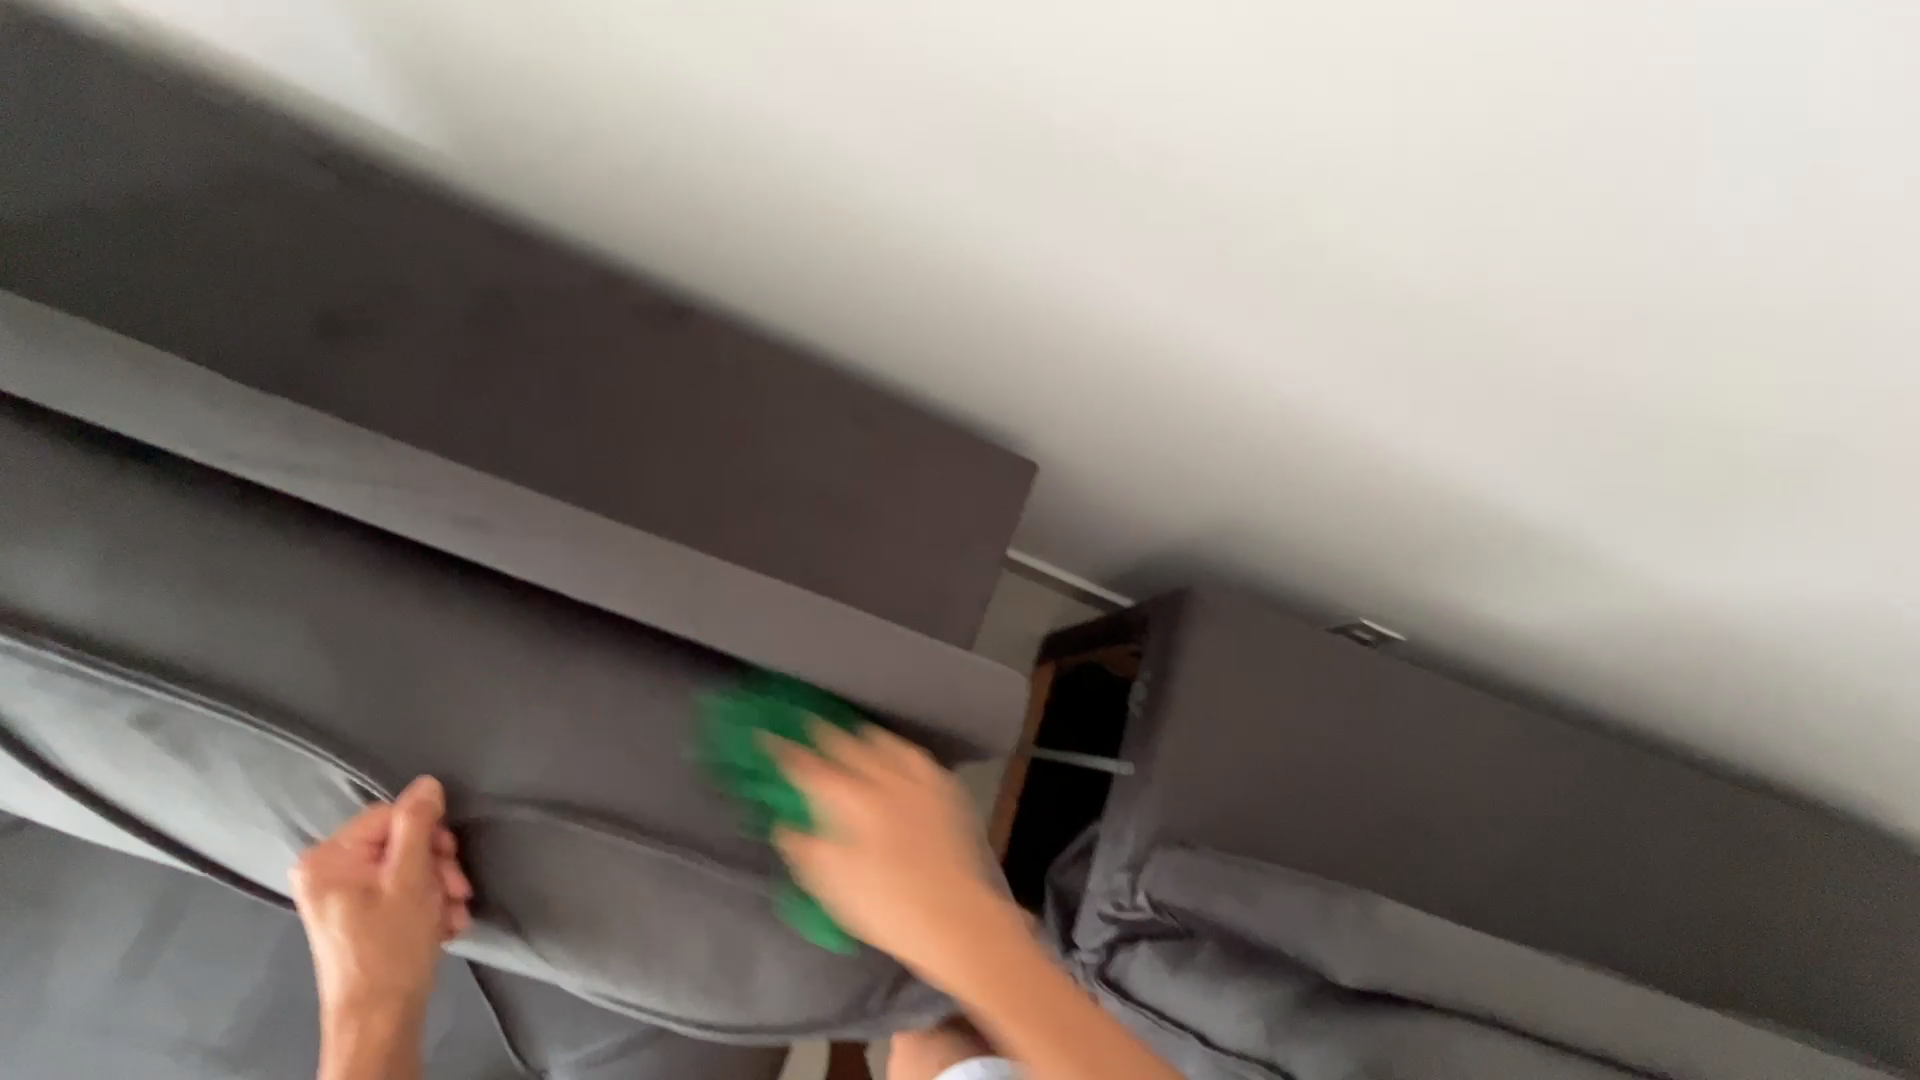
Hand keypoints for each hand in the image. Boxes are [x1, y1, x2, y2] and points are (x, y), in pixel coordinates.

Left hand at [290, 775, 472, 1018]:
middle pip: (402, 840)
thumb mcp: (411, 878)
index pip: (392, 814)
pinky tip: (441, 920)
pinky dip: (428, 901)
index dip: (429, 832)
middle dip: (437, 864)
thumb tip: (427, 783)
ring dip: (440, 885)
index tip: (450, 860)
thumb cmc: (391, 947)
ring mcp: (342, 894)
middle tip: (455, 890)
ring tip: (450, 911)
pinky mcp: (359, 913)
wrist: (380, 1017)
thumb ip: (418, 824)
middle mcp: (327, 872)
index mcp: (327, 859)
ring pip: (409, 864)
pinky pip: (402, 887)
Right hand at [770, 723, 1020, 981]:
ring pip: (883, 741)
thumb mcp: (832, 885)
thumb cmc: (886, 907)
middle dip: (822, 734)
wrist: (955, 916)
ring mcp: (918, 779)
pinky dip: (896, 750)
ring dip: (860, 737)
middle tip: (806, 727)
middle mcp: (884, 778)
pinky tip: (894, 757)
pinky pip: (914, 755)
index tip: (765, 736)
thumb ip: (805, 848)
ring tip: (850, 737)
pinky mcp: (944, 787)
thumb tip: (787, 825)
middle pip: (847, 743)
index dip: (784, 750)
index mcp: (852, 801)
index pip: (809, 766)